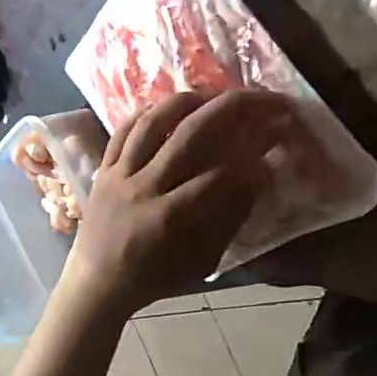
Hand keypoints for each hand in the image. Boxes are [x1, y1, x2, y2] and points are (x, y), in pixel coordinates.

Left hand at [58, 90, 293, 316]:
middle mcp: (142, 188)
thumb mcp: (202, 258)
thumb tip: (258, 175)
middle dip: (232, 110)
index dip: (255, 155)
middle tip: (264, 100)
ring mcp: (118, 176)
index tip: (279, 138)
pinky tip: (164, 107)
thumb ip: (230, 217)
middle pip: (189, 136)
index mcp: (169, 217)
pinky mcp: (102, 171)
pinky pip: (121, 133)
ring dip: (184, 102)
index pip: (221, 175)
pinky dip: (144, 115)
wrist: (97, 280)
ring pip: (151, 125)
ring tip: (211, 95)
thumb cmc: (155, 276)